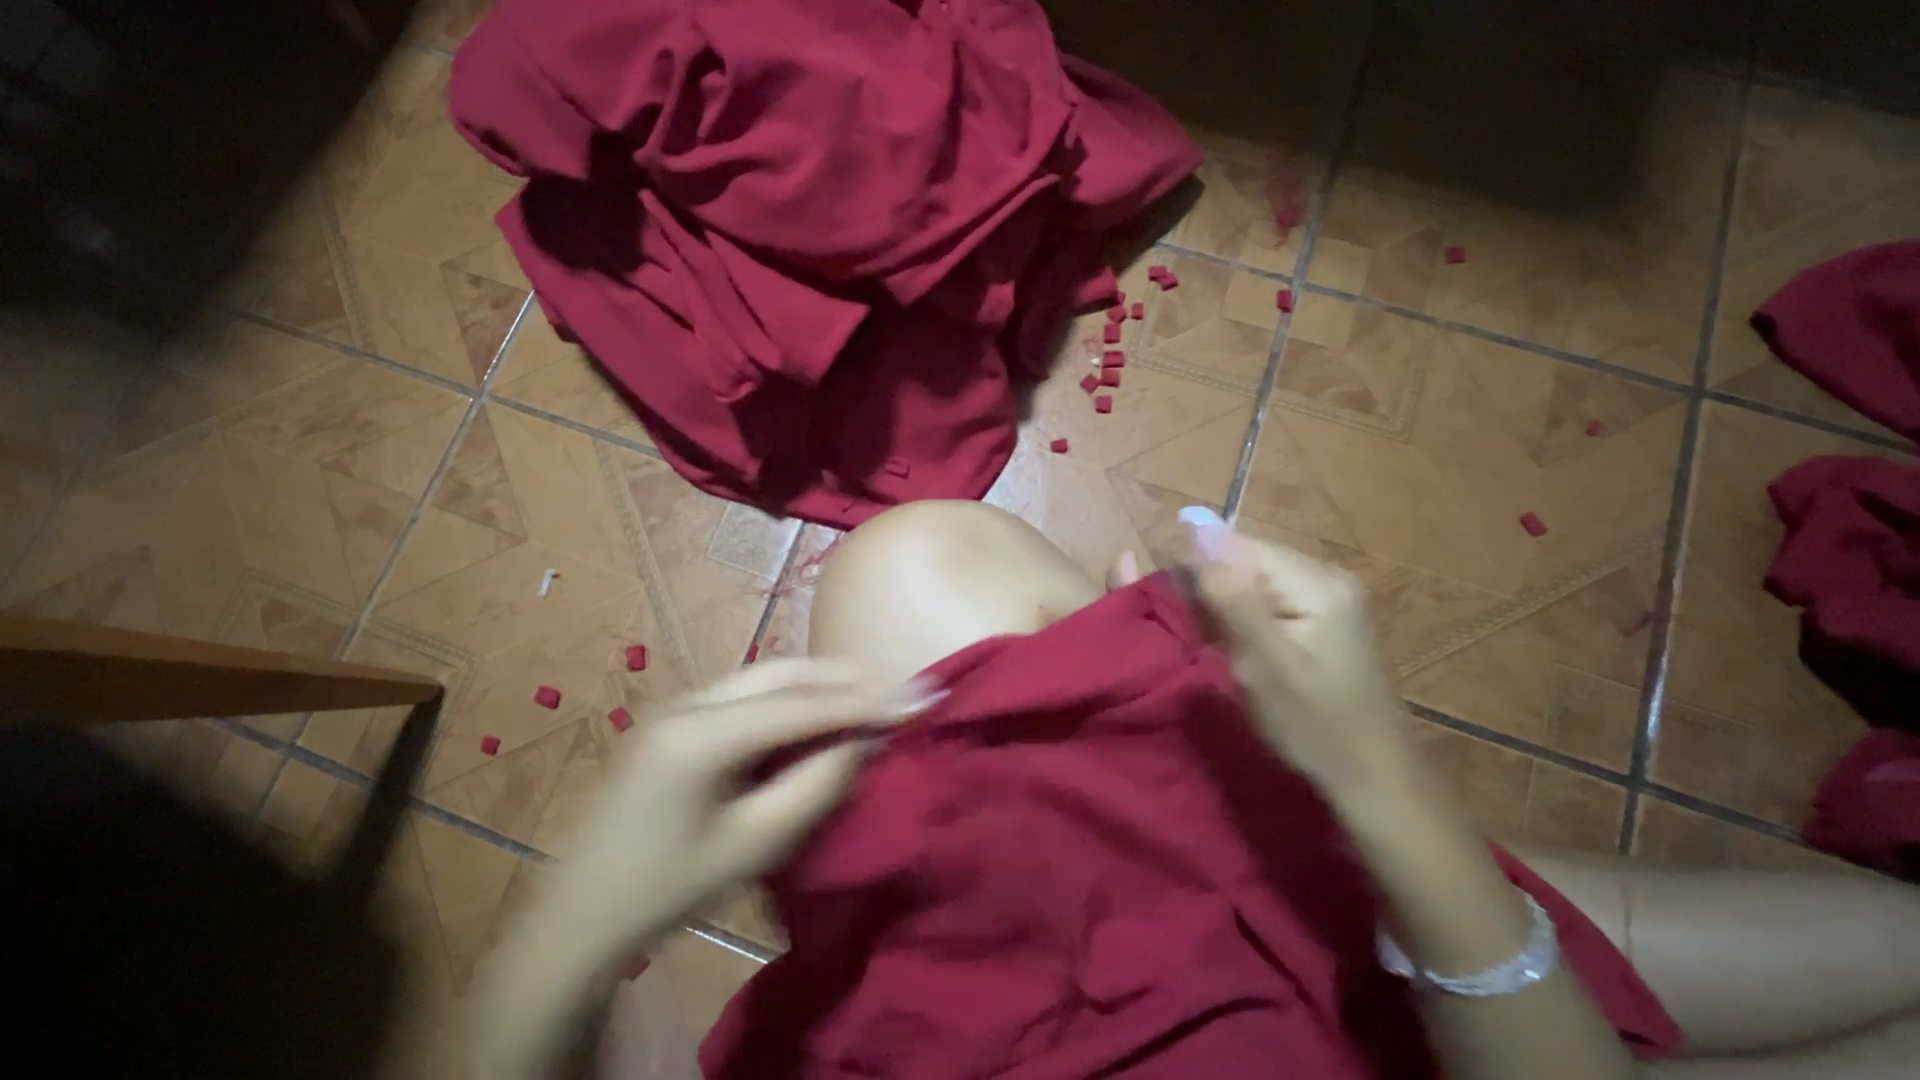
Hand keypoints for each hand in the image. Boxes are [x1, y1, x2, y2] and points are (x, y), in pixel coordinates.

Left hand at [549, 658, 943, 939]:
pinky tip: (819, 713)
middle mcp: (690, 701)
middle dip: (846, 678)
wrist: (581, 913)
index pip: (803, 704)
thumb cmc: (670, 888)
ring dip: (821, 683)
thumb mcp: (757, 843)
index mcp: (702, 734)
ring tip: (872, 697)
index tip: (923, 696)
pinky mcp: (678, 719)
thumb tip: (866, 739)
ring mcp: (679, 705)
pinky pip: (748, 694)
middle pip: (784, 672)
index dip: (867, 700)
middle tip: (902, 690)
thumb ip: (818, 783)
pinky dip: (792, 697)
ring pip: (766, 675)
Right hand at [1178, 508, 1414, 795]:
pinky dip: (1249, 618)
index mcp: (1318, 582)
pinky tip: (1242, 647)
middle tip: (1201, 637)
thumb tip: (1197, 529)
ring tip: (1219, 646)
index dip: (1199, 568)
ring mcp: (1333, 596)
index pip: (1240, 546)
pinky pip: (1274, 599)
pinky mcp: (1329, 617)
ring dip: (1229, 606)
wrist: (1374, 775)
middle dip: (1216, 590)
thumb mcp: (1264, 663)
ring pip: (1258, 580)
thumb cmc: (1314, 725)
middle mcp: (1330, 575)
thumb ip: (1231, 596)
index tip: (1176, 609)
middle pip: (1251, 559)